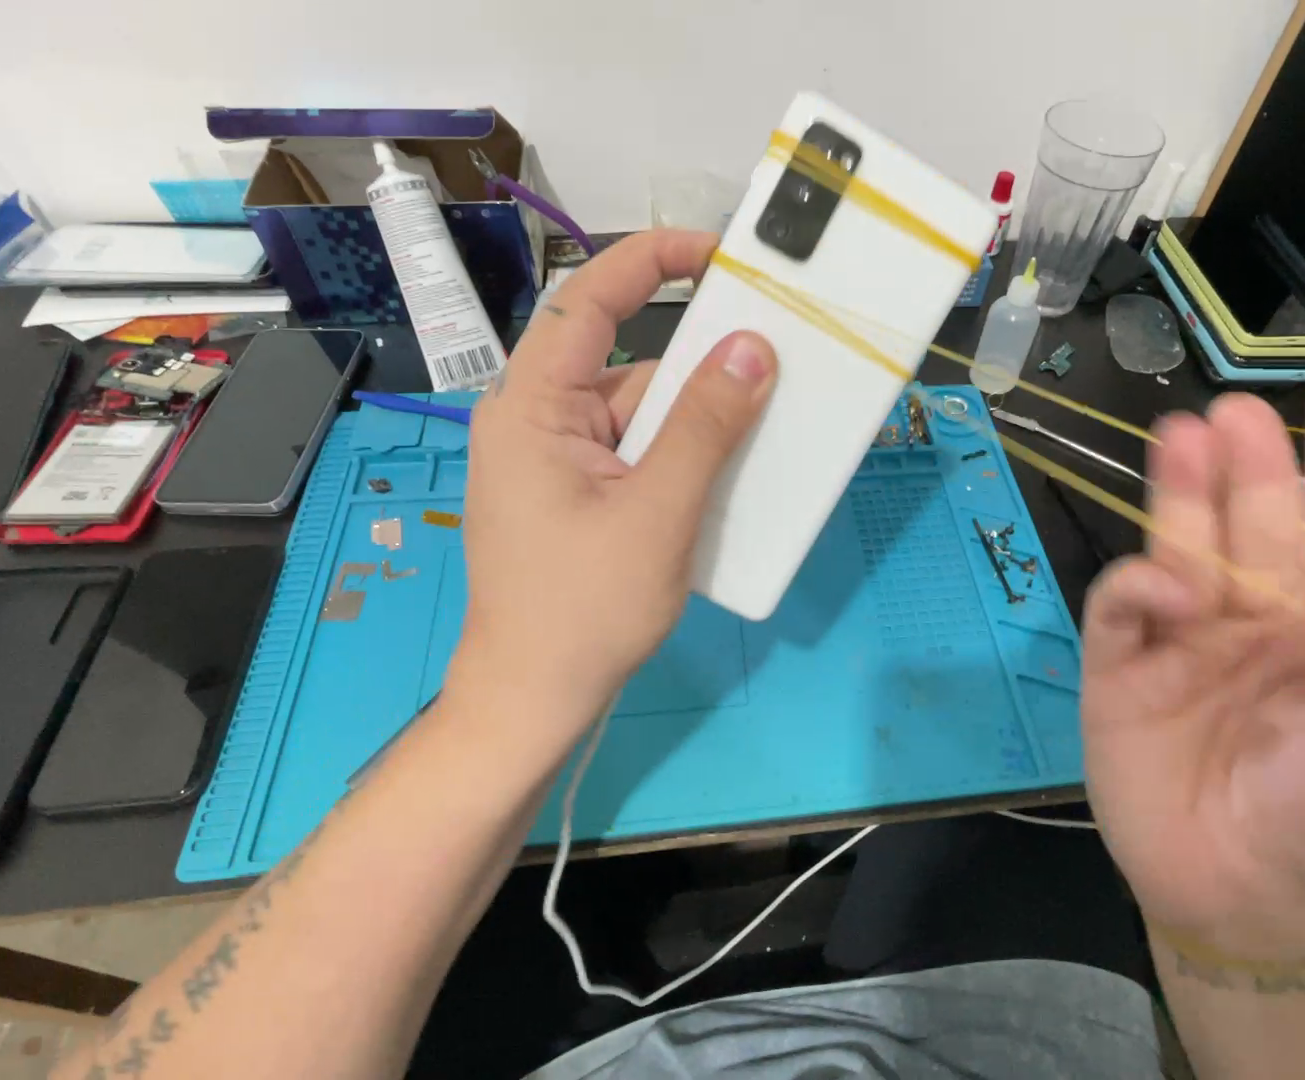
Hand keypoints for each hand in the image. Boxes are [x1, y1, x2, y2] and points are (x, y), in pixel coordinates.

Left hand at [457, 230, 775, 729]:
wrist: (535, 700)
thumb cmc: (584, 610)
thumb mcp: (657, 514)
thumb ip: (705, 428)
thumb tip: (753, 348)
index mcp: (532, 407)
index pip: (588, 301)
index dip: (651, 260)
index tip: (718, 254)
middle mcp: (537, 421)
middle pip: (626, 365)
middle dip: (697, 368)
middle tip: (772, 366)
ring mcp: (555, 463)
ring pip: (638, 416)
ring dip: (696, 424)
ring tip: (764, 433)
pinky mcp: (575, 497)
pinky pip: (635, 455)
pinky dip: (680, 460)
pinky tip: (726, 480)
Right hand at [1079, 376, 1304, 959]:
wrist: (1233, 896)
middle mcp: (1249, 614)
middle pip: (1248, 522)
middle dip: (1250, 463)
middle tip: (1239, 411)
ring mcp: (1178, 636)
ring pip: (1177, 544)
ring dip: (1181, 492)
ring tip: (1184, 436)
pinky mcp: (1117, 665)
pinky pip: (1121, 606)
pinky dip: (1139, 586)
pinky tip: (1167, 586)